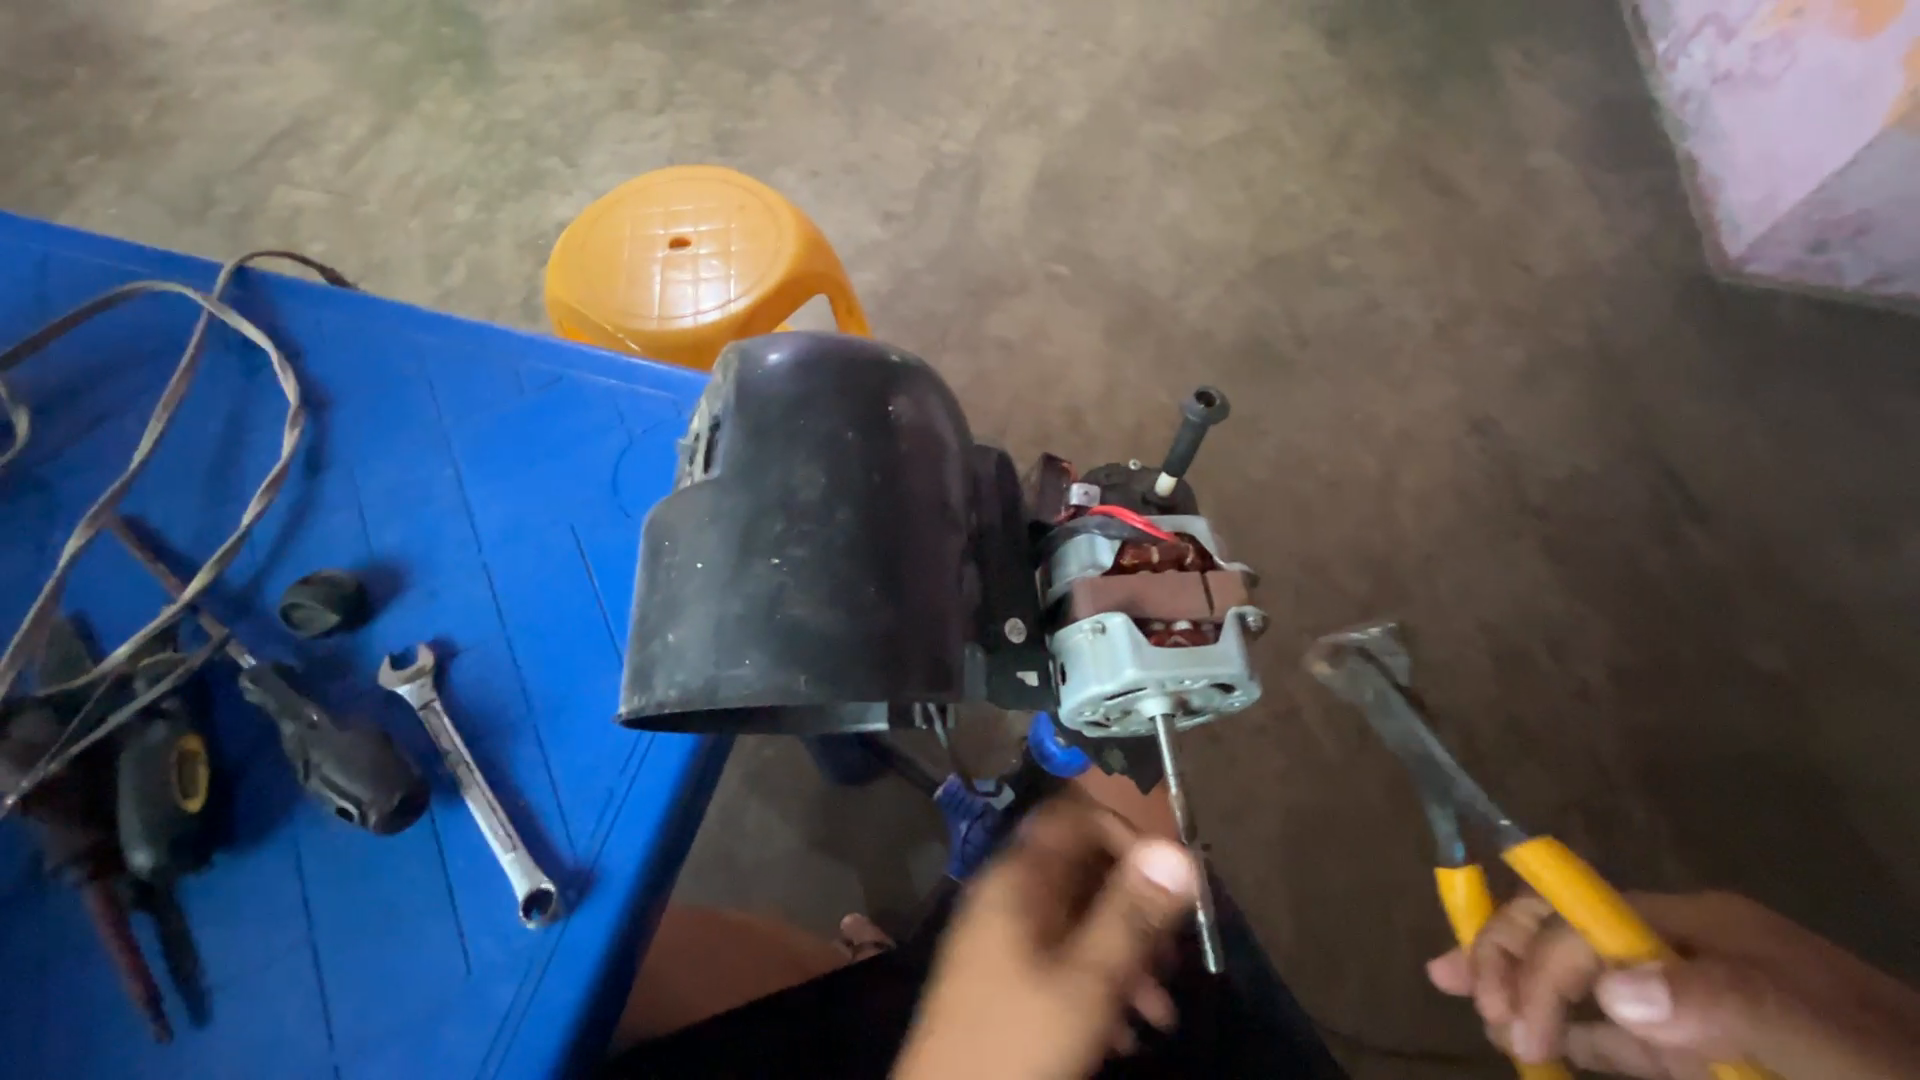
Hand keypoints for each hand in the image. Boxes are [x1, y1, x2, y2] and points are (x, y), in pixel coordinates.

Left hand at [893, 795, 1199, 1079]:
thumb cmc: (1017, 1040)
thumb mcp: (1086, 981)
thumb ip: (1132, 914)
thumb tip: (1177, 851)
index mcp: (1019, 878)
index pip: (1077, 819)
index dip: (1126, 837)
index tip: (1171, 883)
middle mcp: (1008, 894)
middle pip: (1083, 872)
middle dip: (1136, 911)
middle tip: (1175, 958)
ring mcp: (1003, 936)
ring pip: (1078, 921)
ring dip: (1125, 957)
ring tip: (1160, 1012)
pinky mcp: (1004, 977)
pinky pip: (1061, 958)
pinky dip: (1098, 984)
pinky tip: (1126, 1033)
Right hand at [1426, 890, 1919, 1078]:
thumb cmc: (1890, 1067)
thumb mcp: (1828, 1041)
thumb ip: (1727, 1002)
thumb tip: (1611, 990)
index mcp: (1696, 927)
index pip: (1582, 922)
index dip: (1533, 963)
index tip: (1512, 1026)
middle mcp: (1676, 949)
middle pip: (1565, 931)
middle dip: (1509, 957)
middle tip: (1479, 1006)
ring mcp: (1684, 998)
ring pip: (1576, 975)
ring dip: (1520, 986)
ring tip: (1488, 1018)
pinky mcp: (1692, 1045)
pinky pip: (1611, 1029)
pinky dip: (1567, 1033)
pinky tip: (1537, 1045)